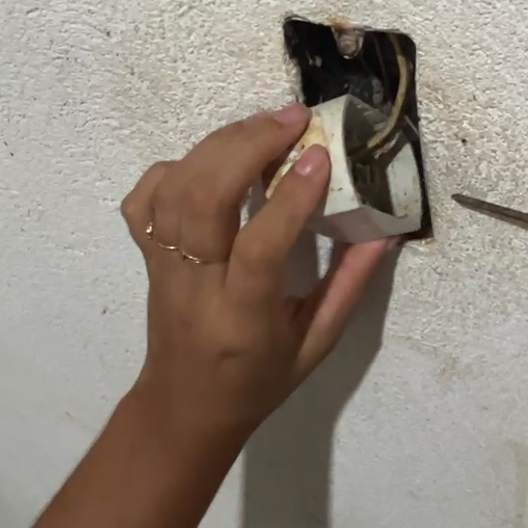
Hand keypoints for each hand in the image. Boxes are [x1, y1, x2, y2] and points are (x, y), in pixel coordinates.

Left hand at [119, 103, 393, 447]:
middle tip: (292, 119)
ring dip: (218, 145)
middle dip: (247, 147)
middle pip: (204, 201)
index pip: (259, 249)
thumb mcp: (315, 345)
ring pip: (173, 190)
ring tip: (262, 124)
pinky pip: (144, 198)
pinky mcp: (145, 254)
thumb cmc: (257, 381)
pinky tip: (212, 158)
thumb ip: (348, 287)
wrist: (182, 408)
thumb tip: (383, 231)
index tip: (318, 155)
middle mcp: (195, 287)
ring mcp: (162, 267)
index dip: (288, 198)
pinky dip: (176, 166)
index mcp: (242, 320)